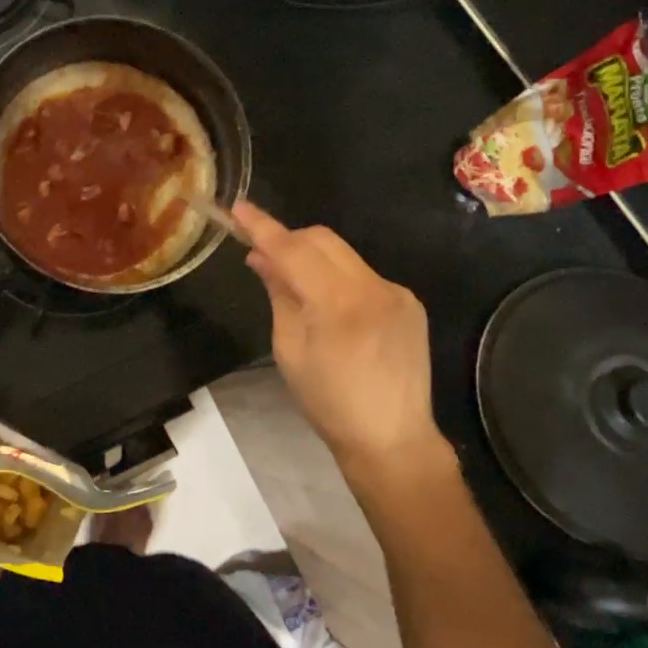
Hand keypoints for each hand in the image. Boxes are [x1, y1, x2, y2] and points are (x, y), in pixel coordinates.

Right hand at [232, 202, 447, 475]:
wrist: (393, 439)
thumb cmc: (329, 402)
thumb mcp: (289, 349)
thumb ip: (279, 294)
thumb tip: (261, 258)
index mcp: (337, 304)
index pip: (292, 250)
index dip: (262, 227)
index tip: (238, 208)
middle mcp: (372, 287)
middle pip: (321, 239)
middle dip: (289, 239)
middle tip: (262, 255)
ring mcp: (396, 292)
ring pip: (343, 254)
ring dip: (313, 258)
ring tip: (295, 285)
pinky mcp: (409, 302)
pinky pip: (363, 274)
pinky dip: (338, 278)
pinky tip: (332, 308)